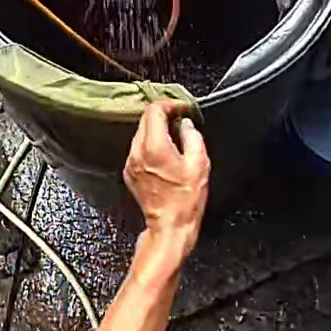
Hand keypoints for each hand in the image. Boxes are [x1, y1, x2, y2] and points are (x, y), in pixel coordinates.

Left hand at [122, 100, 208, 241]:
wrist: (169, 226)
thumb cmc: (185, 200)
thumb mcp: (200, 165)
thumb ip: (193, 137)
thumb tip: (187, 125)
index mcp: (155, 147)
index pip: (154, 110)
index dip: (170, 104)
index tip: (182, 108)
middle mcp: (138, 152)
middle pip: (145, 119)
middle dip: (163, 115)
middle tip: (180, 120)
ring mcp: (131, 163)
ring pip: (141, 133)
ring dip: (157, 130)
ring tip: (175, 138)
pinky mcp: (130, 172)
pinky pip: (138, 148)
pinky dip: (151, 144)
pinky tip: (165, 155)